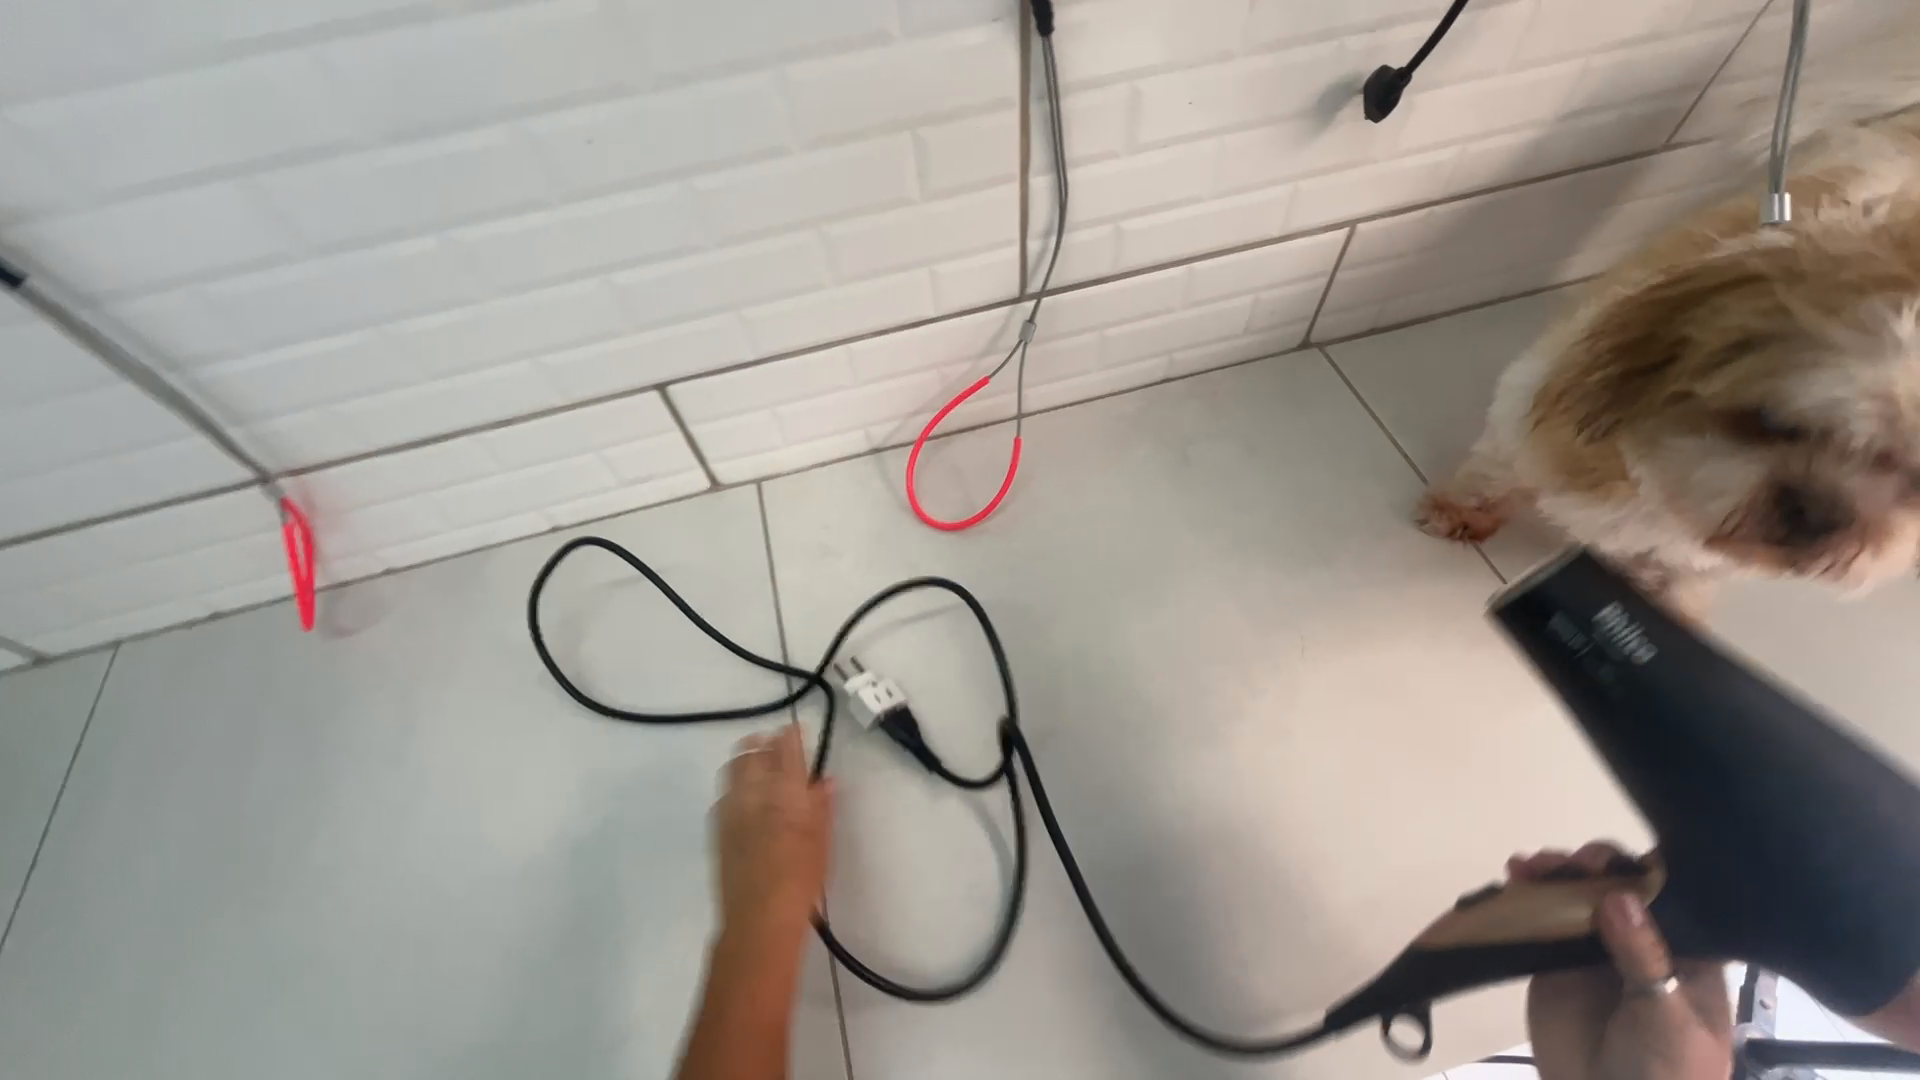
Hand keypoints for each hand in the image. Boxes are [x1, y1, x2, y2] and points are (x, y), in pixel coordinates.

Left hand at [713, 725, 835, 946]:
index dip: (791, 734)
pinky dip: (736, 786)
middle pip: (752, 750)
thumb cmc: (801, 879)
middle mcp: (753, 792)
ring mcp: (730, 808)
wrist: (758, 919)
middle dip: (765, 742)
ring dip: (747, 759)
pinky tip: (747, 800)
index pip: (786, 747)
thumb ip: (821, 804)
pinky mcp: (717, 827)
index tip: (798, 730)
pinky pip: (724, 793)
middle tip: (778, 746)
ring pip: (733, 767)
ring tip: (760, 766)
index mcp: (784, 791)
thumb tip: (824, 780)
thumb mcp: (822, 839)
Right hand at [1519, 842, 1731, 1079]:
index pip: (1672, 902)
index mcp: (1685, 960)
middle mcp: (1640, 946)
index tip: (1612, 860)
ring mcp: (1593, 949)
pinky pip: (1539, 914)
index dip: (1645, 872)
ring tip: (1532, 866)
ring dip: (1555, 871)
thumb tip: (1619, 895)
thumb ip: (1644, 959)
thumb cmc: (1662, 1074)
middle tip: (1570, 864)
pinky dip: (1524, 889)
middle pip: (1618, 888)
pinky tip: (1514, 875)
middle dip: (1593, 865)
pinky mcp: (1552, 956)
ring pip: (1576, 894)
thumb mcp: (1667, 1023)